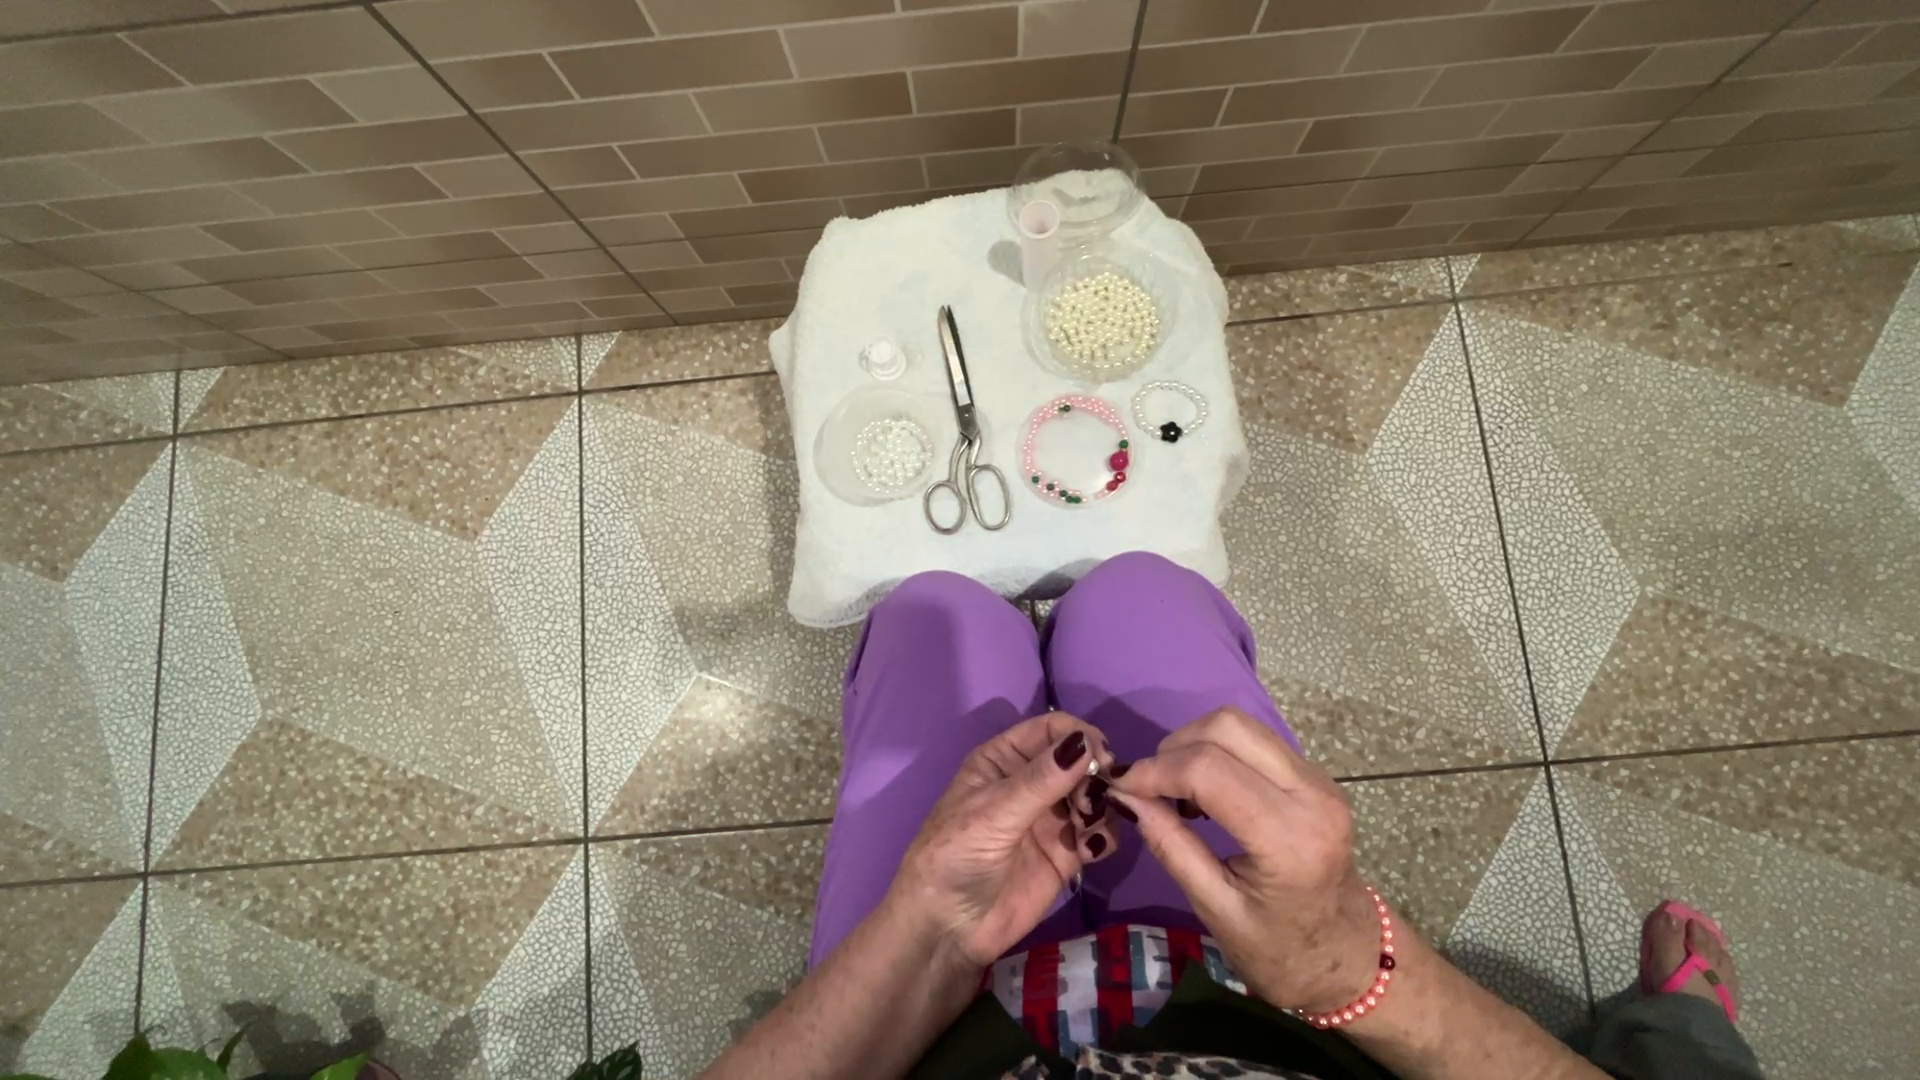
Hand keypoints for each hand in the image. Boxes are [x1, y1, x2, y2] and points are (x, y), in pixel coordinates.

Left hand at [885, 713, 1117, 967]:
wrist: (948, 929)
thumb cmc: (957, 856)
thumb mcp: (994, 812)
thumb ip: (1041, 780)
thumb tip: (1085, 741)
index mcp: (1003, 759)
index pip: (1050, 729)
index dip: (1078, 735)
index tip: (1101, 755)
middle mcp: (1030, 782)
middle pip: (1079, 760)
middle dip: (1095, 773)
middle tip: (1096, 798)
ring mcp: (1050, 818)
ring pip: (1093, 795)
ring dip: (1101, 805)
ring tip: (1088, 827)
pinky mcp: (1066, 854)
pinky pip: (1098, 833)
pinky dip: (1103, 835)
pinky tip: (1091, 851)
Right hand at [1109, 707, 1384, 1012]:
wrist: (1351, 961)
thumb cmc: (1281, 951)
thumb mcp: (1215, 909)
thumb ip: (1169, 845)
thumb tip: (1124, 795)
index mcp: (1289, 839)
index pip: (1207, 771)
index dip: (1155, 771)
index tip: (1121, 787)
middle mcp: (1311, 795)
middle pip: (1225, 727)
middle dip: (1173, 749)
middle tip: (1150, 787)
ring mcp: (1318, 779)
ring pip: (1238, 723)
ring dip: (1193, 743)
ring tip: (1176, 788)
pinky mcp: (1314, 774)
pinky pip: (1253, 737)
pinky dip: (1215, 748)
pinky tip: (1203, 787)